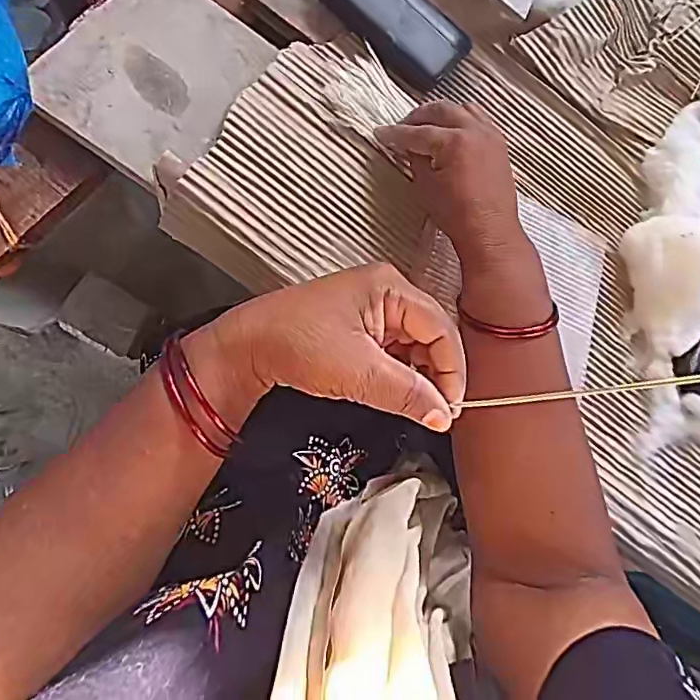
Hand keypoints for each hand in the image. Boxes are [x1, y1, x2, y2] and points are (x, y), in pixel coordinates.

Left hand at [188, 265, 466, 432]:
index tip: (450, 406)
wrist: (248, 346)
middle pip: (432, 334)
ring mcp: (374, 309)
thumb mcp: (357, 371)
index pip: (440, 327)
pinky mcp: (362, 327)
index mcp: (390, 287)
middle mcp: (386, 292)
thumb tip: (441, 413)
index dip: (451, 368)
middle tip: (437, 410)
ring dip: (419, 376)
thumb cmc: (292, 340)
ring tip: (417, 405)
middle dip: (436, 373)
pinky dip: (401, 374)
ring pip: (415, 345)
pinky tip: (398, 393)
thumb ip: (405, 393)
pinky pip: (396, 350)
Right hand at [375, 102, 528, 268]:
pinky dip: (463, 120)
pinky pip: (479, 120)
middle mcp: (475, 132)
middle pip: (441, 110)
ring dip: (443, 113)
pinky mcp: (499, 145)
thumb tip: (409, 146)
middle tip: (403, 126)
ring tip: (428, 125)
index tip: (383, 133)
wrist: (489, 231)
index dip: (396, 133)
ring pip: (463, 109)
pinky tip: (453, 131)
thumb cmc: (460, 215)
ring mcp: (490, 136)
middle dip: (418, 116)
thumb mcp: (425, 185)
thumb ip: (415, 158)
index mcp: (455, 142)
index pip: (417, 132)